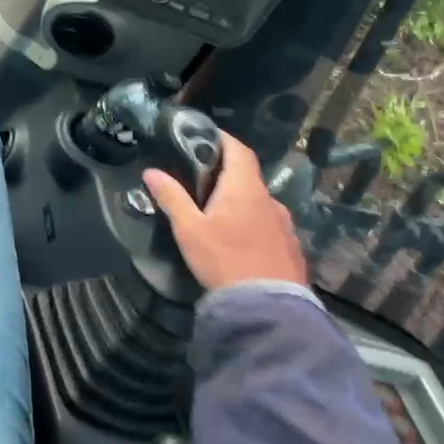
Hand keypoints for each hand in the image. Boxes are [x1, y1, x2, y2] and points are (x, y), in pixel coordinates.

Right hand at [143, 132, 308, 290]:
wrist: (270, 309)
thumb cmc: (225, 259)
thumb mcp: (189, 229)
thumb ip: (171, 197)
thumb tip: (151, 172)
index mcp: (245, 190)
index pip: (240, 151)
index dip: (222, 139)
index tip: (202, 134)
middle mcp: (270, 202)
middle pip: (247, 176)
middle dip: (224, 172)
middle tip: (197, 176)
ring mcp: (285, 226)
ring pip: (258, 202)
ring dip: (238, 199)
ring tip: (215, 209)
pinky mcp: (291, 248)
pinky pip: (268, 223)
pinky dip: (251, 220)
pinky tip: (236, 236)